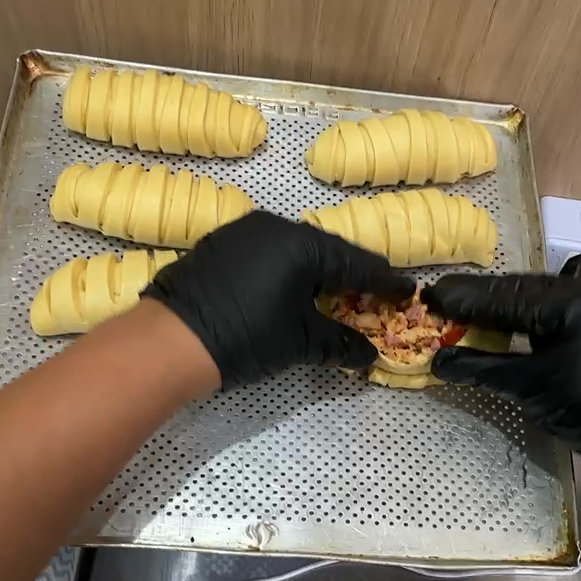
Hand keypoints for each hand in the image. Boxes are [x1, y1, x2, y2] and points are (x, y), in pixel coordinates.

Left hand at [142, 211, 413, 387]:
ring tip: (336, 294)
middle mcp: (273, 227)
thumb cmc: (246, 337)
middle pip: (325, 251)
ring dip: (317, 274)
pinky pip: (267, 256)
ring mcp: (241, 233)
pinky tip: (291, 292)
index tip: (406, 291)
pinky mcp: (218, 248)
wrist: (173, 340)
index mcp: (301, 244)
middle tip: (374, 293)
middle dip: (351, 275)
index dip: (384, 281)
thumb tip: (368, 354)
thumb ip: (339, 344)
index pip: (355, 262)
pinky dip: (287, 274)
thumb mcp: (300, 343)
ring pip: (294, 251)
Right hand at [427, 274, 580, 459]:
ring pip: (539, 295)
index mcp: (574, 304)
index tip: (434, 295)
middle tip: (443, 298)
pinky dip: (527, 313)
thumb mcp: (529, 388)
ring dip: (502, 303)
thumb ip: (482, 368)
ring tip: (467, 307)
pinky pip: (556, 306)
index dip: (467, 299)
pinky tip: (505, 318)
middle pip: (522, 289)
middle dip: (481, 296)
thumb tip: (438, 361)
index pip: (507, 297)